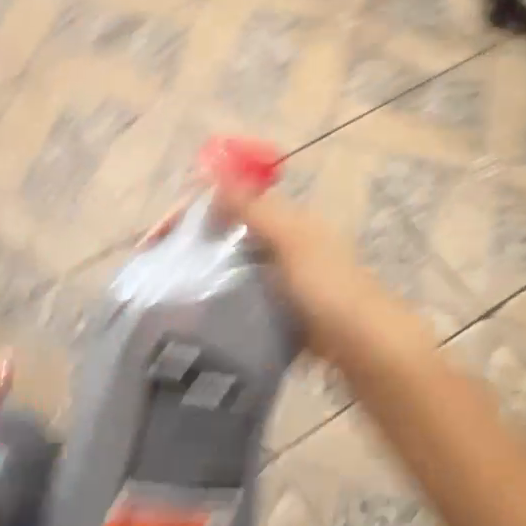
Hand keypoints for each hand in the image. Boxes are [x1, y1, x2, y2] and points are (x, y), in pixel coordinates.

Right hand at [146, 185, 430, 370]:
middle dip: (192, 246)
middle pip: (230, 237)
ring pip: (235, 272)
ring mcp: (287, 286)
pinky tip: (199, 324)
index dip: (192, 214)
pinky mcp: (287, 320)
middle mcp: (289, 248)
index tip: (154, 239)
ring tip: (165, 299)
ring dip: (204, 279)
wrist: (372, 354)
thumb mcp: (292, 242)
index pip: (231, 204)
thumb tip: (212, 171)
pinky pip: (245, 306)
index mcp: (291, 223)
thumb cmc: (332, 292)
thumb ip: (254, 208)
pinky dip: (223, 308)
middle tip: (152, 271)